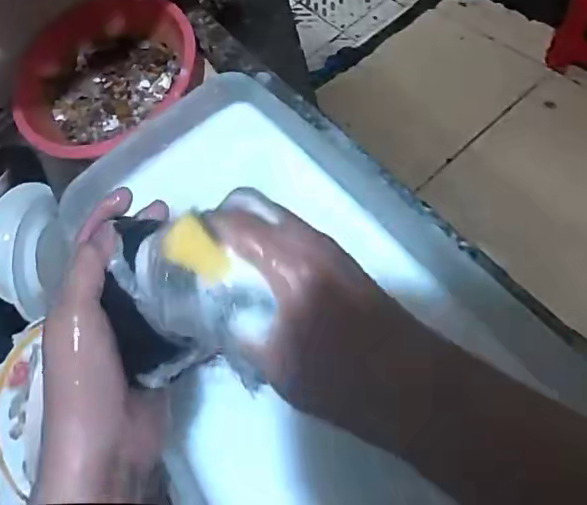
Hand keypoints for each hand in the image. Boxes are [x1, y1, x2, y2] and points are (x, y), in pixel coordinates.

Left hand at [33, 188, 169, 503]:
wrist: (108, 448)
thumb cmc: (82, 377)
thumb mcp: (73, 316)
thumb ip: (87, 270)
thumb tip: (108, 227)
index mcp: (76, 300)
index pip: (88, 247)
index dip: (104, 216)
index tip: (130, 194)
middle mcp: (102, 311)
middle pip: (121, 260)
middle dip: (139, 231)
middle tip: (166, 211)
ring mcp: (131, 333)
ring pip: (147, 283)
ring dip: (163, 259)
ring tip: (188, 236)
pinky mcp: (159, 352)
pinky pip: (171, 314)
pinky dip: (182, 292)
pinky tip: (201, 275)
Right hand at [204, 188, 421, 420]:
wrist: (409, 381)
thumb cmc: (342, 381)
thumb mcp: (277, 365)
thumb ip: (237, 329)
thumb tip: (205, 310)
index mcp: (287, 263)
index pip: (231, 223)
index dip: (199, 229)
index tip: (177, 248)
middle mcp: (304, 239)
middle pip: (249, 204)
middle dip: (218, 220)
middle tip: (200, 253)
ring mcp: (322, 242)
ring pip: (269, 214)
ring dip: (242, 229)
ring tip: (224, 265)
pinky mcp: (334, 254)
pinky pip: (287, 229)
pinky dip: (264, 238)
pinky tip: (258, 274)